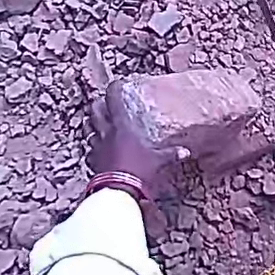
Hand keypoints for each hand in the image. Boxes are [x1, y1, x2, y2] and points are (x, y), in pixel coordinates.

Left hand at [88, 80, 174, 197]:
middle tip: (101, 104)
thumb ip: (170, 154)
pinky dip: (91, 150)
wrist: (118, 191)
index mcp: (122, 127)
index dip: (113, 89)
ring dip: (91, 127)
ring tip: (96, 126)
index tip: (115, 84)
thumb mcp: (158, 161)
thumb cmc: (139, 170)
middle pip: (95, 112)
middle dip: (96, 106)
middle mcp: (106, 133)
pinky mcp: (92, 162)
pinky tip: (96, 153)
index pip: (114, 101)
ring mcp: (96, 147)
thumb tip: (185, 151)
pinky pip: (89, 152)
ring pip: (88, 130)